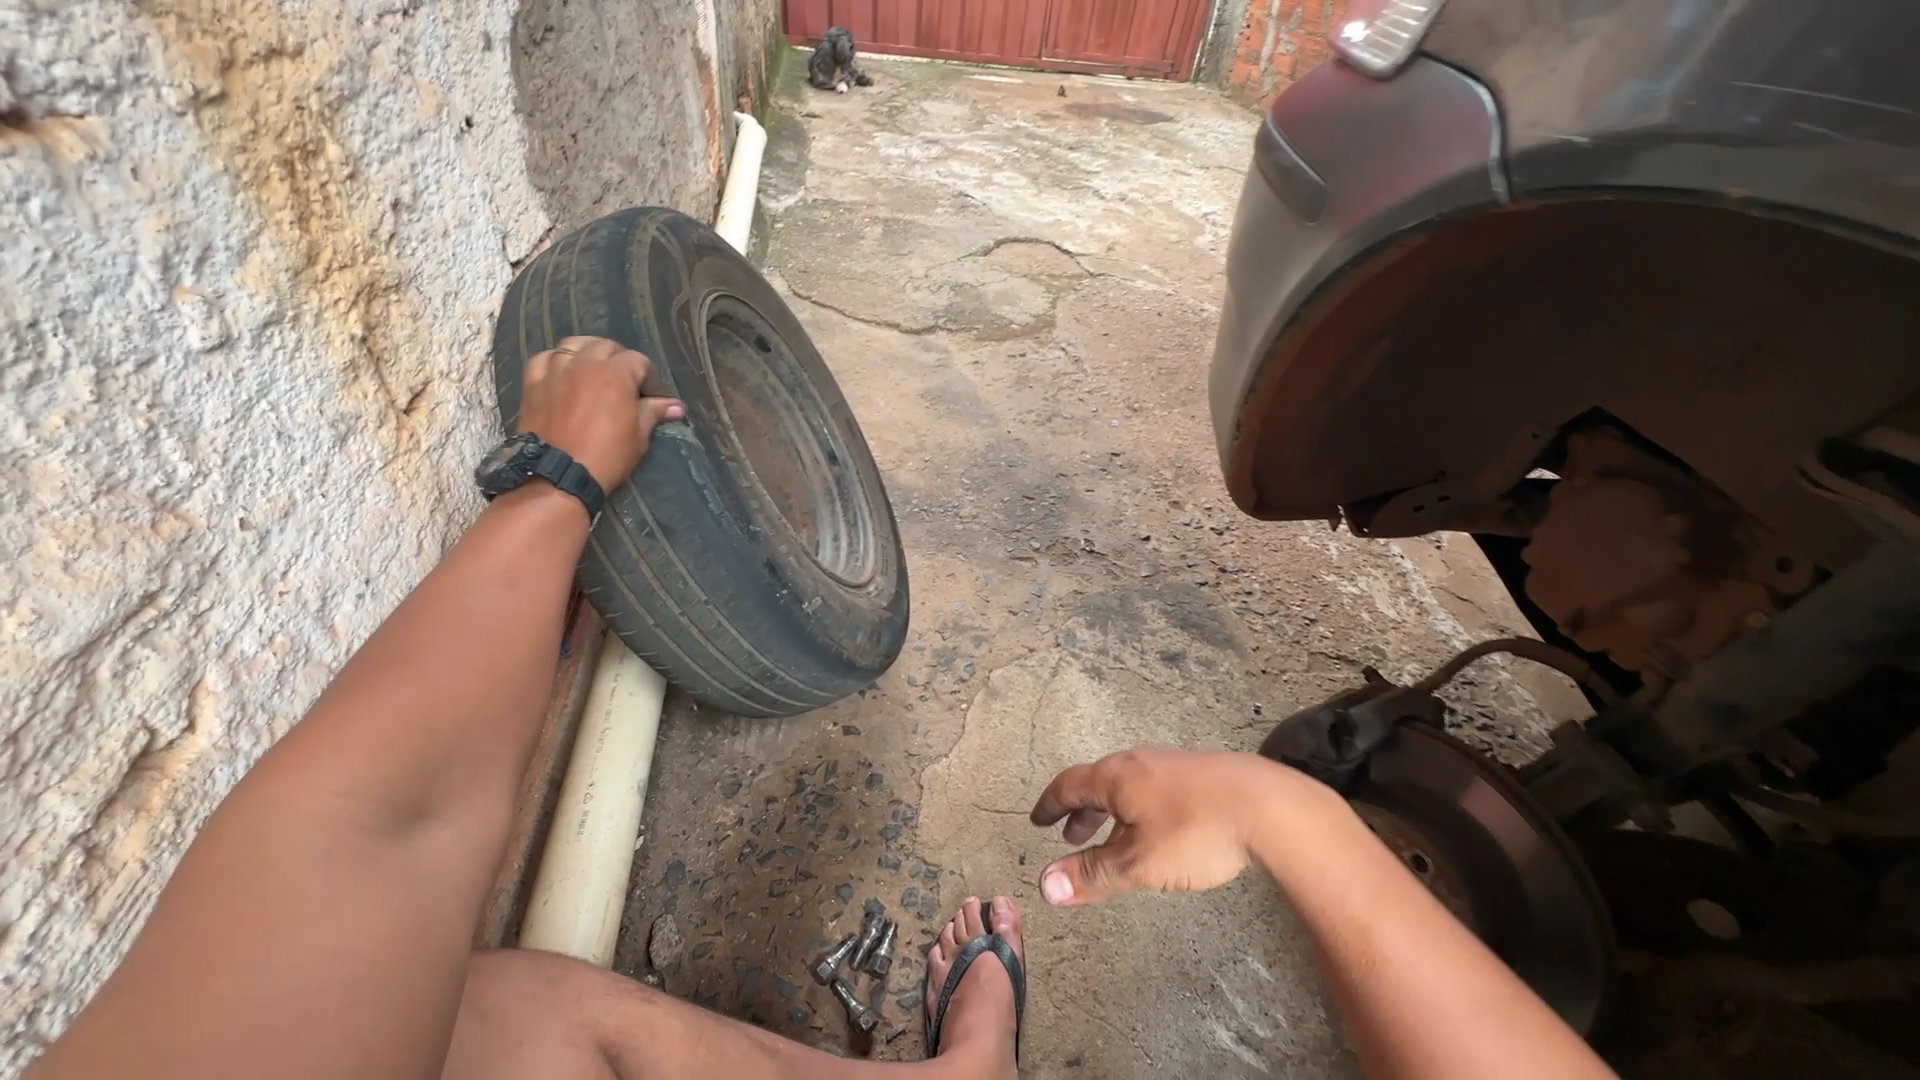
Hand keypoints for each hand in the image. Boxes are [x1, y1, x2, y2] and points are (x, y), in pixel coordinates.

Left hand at [517, 336, 686, 490]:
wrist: (557, 475)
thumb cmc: (607, 456)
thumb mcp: (639, 436)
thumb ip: (655, 412)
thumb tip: (678, 406)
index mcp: (615, 374)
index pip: (639, 361)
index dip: (649, 378)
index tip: (653, 398)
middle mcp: (585, 364)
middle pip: (606, 346)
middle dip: (620, 359)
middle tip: (626, 383)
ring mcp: (555, 370)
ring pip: (574, 345)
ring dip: (588, 353)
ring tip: (594, 370)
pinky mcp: (533, 383)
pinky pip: (544, 359)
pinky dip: (556, 361)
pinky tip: (563, 373)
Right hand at [1029, 748, 1323, 905]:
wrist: (1269, 807)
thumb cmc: (1196, 833)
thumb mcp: (1139, 863)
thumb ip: (1093, 874)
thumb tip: (1044, 886)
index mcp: (1116, 776)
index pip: (1069, 785)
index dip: (1051, 804)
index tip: (1038, 820)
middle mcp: (1138, 762)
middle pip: (1097, 782)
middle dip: (1081, 811)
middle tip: (1072, 836)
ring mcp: (1171, 764)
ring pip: (1127, 785)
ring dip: (1110, 810)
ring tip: (1113, 837)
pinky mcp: (1199, 773)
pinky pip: (1151, 787)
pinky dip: (1136, 807)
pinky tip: (1157, 828)